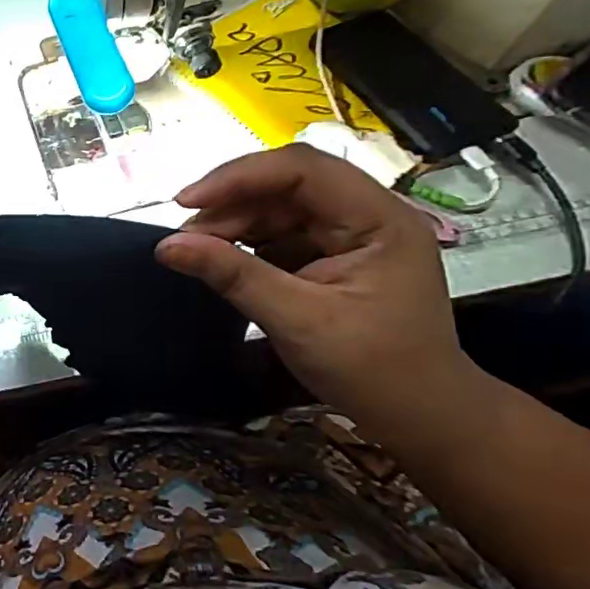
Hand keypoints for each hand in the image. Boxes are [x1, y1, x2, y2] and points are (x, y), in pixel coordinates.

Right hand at [154, 145, 475, 414]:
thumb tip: (166, 247)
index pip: (302, 170)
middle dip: (233, 204)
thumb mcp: (298, 321)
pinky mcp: (337, 253)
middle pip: (288, 184)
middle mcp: (369, 212)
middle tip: (185, 235)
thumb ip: (233, 276)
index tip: (188, 201)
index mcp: (379, 217)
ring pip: (281, 207)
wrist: (422, 418)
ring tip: (196, 248)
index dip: (239, 177)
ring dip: (236, 223)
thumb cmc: (373, 371)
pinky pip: (284, 232)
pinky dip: (249, 243)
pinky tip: (223, 258)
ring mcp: (353, 232)